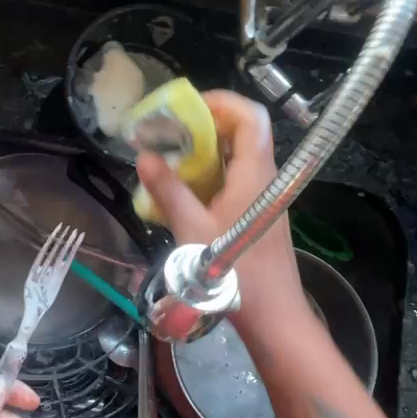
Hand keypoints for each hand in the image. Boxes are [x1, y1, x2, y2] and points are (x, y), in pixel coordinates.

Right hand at [135, 90, 303, 330]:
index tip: (184, 108)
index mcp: (254, 174)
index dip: (220, 102)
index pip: (249, 117)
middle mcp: (264, 178)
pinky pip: (233, 182)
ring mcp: (262, 197)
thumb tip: (144, 156)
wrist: (272, 315)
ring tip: (168, 163)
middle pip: (241, 134)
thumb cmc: (235, 272)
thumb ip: (168, 190)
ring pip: (235, 160)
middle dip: (203, 129)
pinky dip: (208, 179)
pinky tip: (182, 196)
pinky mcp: (256, 215)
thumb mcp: (192, 231)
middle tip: (167, 135)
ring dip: (203, 155)